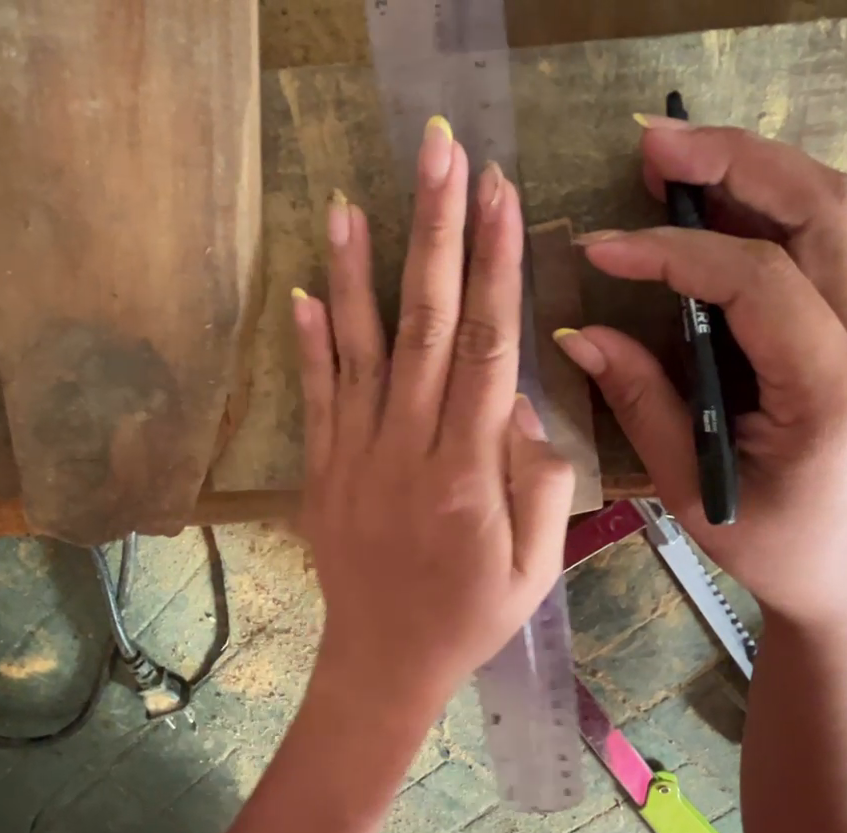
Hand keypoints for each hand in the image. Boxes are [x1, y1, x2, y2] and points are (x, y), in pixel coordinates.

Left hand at [290, 117, 574, 710]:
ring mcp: (354, 458)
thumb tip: (524, 409)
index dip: (496, 265)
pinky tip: (304, 291)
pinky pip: (315, 399)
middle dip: (435, 233)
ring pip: (360, 351)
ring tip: (349, 201)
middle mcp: (407, 451)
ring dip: (357, 272)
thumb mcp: (537, 567)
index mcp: (468, 473)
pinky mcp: (320, 472)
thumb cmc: (469, 619)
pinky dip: (309, 345)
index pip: (489, 348)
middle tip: (437, 154)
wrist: (382, 663)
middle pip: (427, 326)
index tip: (498, 193)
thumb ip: (542, 483)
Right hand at [552, 117, 846, 624]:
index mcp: (830, 394)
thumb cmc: (763, 543)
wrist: (839, 570)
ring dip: (758, 169)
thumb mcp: (687, 485)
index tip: (600, 246)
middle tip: (654, 146)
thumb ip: (639, 399)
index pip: (756, 282)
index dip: (673, 251)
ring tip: (678, 160)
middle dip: (736, 161)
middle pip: (825, 208)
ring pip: (837, 209)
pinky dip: (772, 203)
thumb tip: (580, 331)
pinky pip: (830, 238)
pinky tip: (716, 202)